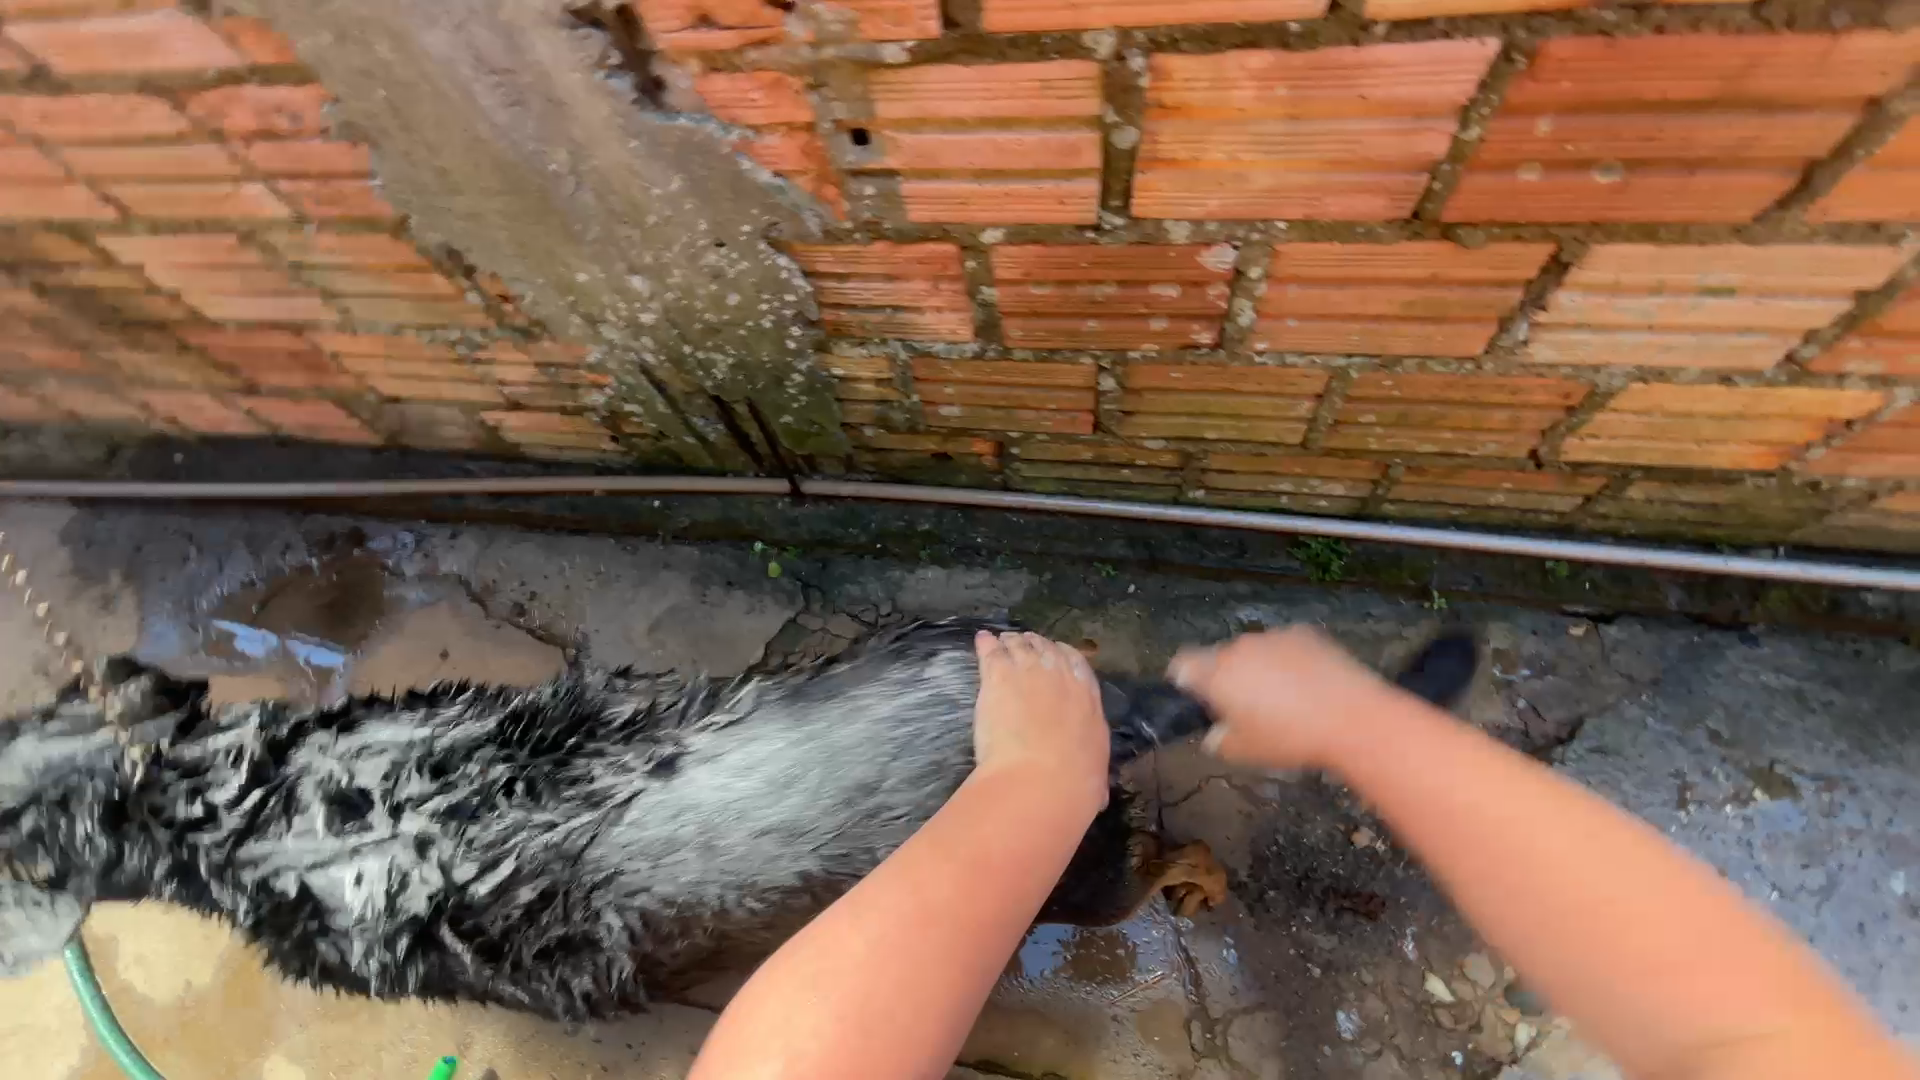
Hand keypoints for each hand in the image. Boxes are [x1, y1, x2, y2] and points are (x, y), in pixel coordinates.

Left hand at [971, 630, 1108, 808]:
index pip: (1076, 663)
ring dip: (1011, 642)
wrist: (1042, 779)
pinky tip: (982, 639)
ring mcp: (1029, 672)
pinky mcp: (999, 677)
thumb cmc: (1074, 785)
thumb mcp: (1095, 774)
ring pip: (1019, 646)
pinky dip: (986, 644)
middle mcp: (1060, 677)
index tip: (1054, 653)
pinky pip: (991, 652)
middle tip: (1025, 643)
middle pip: (1046, 649)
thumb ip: (1092, 767)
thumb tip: (1097, 788)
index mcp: (1087, 698)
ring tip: (1003, 640)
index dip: (1062, 655)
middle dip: (1036, 645)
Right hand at [1168, 625, 1397, 769]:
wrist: (1354, 719)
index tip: (1197, 697)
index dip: (1183, 679)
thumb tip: (1215, 731)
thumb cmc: (1290, 739)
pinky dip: (1287, 659)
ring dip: (1257, 667)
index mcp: (1215, 674)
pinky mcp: (1304, 633)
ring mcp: (1272, 636)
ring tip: (1283, 695)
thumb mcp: (1243, 753)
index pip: (1181, 664)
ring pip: (1253, 650)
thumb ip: (1217, 739)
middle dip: (1226, 676)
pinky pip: (1284, 645)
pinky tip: (1307, 682)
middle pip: (1219, 657)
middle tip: (1246, 705)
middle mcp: (1238, 648)